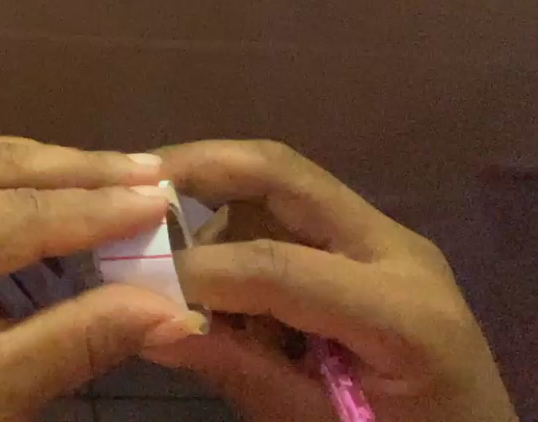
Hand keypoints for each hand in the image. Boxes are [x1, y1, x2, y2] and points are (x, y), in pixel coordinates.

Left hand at [0, 135, 203, 421]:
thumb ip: (83, 337)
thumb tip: (173, 308)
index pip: (17, 214)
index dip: (95, 207)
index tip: (161, 197)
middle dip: (76, 171)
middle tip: (147, 171)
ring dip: (44, 166)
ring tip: (112, 174)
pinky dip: (6, 175)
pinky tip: (49, 185)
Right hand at [143, 140, 517, 421]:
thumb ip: (237, 371)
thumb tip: (145, 324)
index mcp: (406, 315)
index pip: (281, 266)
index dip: (201, 270)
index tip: (135, 280)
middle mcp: (396, 250)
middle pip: (279, 171)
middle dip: (197, 166)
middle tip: (131, 179)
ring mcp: (379, 236)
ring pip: (269, 183)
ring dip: (211, 210)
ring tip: (180, 269)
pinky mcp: (361, 237)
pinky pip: (278, 209)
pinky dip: (232, 231)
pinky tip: (222, 282)